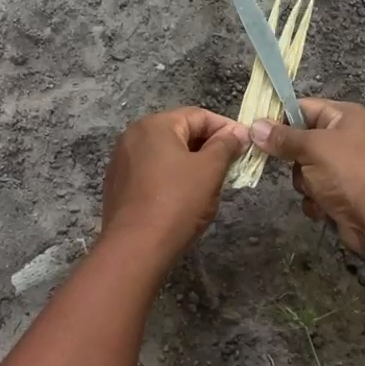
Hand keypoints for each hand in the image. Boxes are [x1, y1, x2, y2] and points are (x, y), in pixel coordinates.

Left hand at [101, 107, 245, 258]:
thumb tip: (238, 132)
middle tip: (232, 165)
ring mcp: (122, 162)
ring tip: (212, 183)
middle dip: (209, 147)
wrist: (135, 250)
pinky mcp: (118, 186)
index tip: (246, 145)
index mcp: (155, 125)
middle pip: (181, 132)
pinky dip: (172, 178)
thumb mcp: (209, 170)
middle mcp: (134, 136)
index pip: (199, 116)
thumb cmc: (176, 202)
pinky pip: (152, 172)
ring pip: (166, 154)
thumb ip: (226, 145)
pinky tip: (185, 197)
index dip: (227, 128)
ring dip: (191, 163)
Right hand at [249, 99, 364, 258]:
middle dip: (294, 159)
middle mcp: (343, 137)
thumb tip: (254, 126)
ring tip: (316, 189)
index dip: (279, 118)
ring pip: (303, 169)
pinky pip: (313, 190)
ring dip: (304, 183)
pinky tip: (323, 207)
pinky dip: (314, 200)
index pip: (302, 107)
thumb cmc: (347, 172)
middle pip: (300, 141)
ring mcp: (342, 166)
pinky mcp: (340, 191)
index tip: (255, 130)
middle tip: (296, 165)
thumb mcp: (312, 148)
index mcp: (343, 116)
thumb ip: (282, 138)